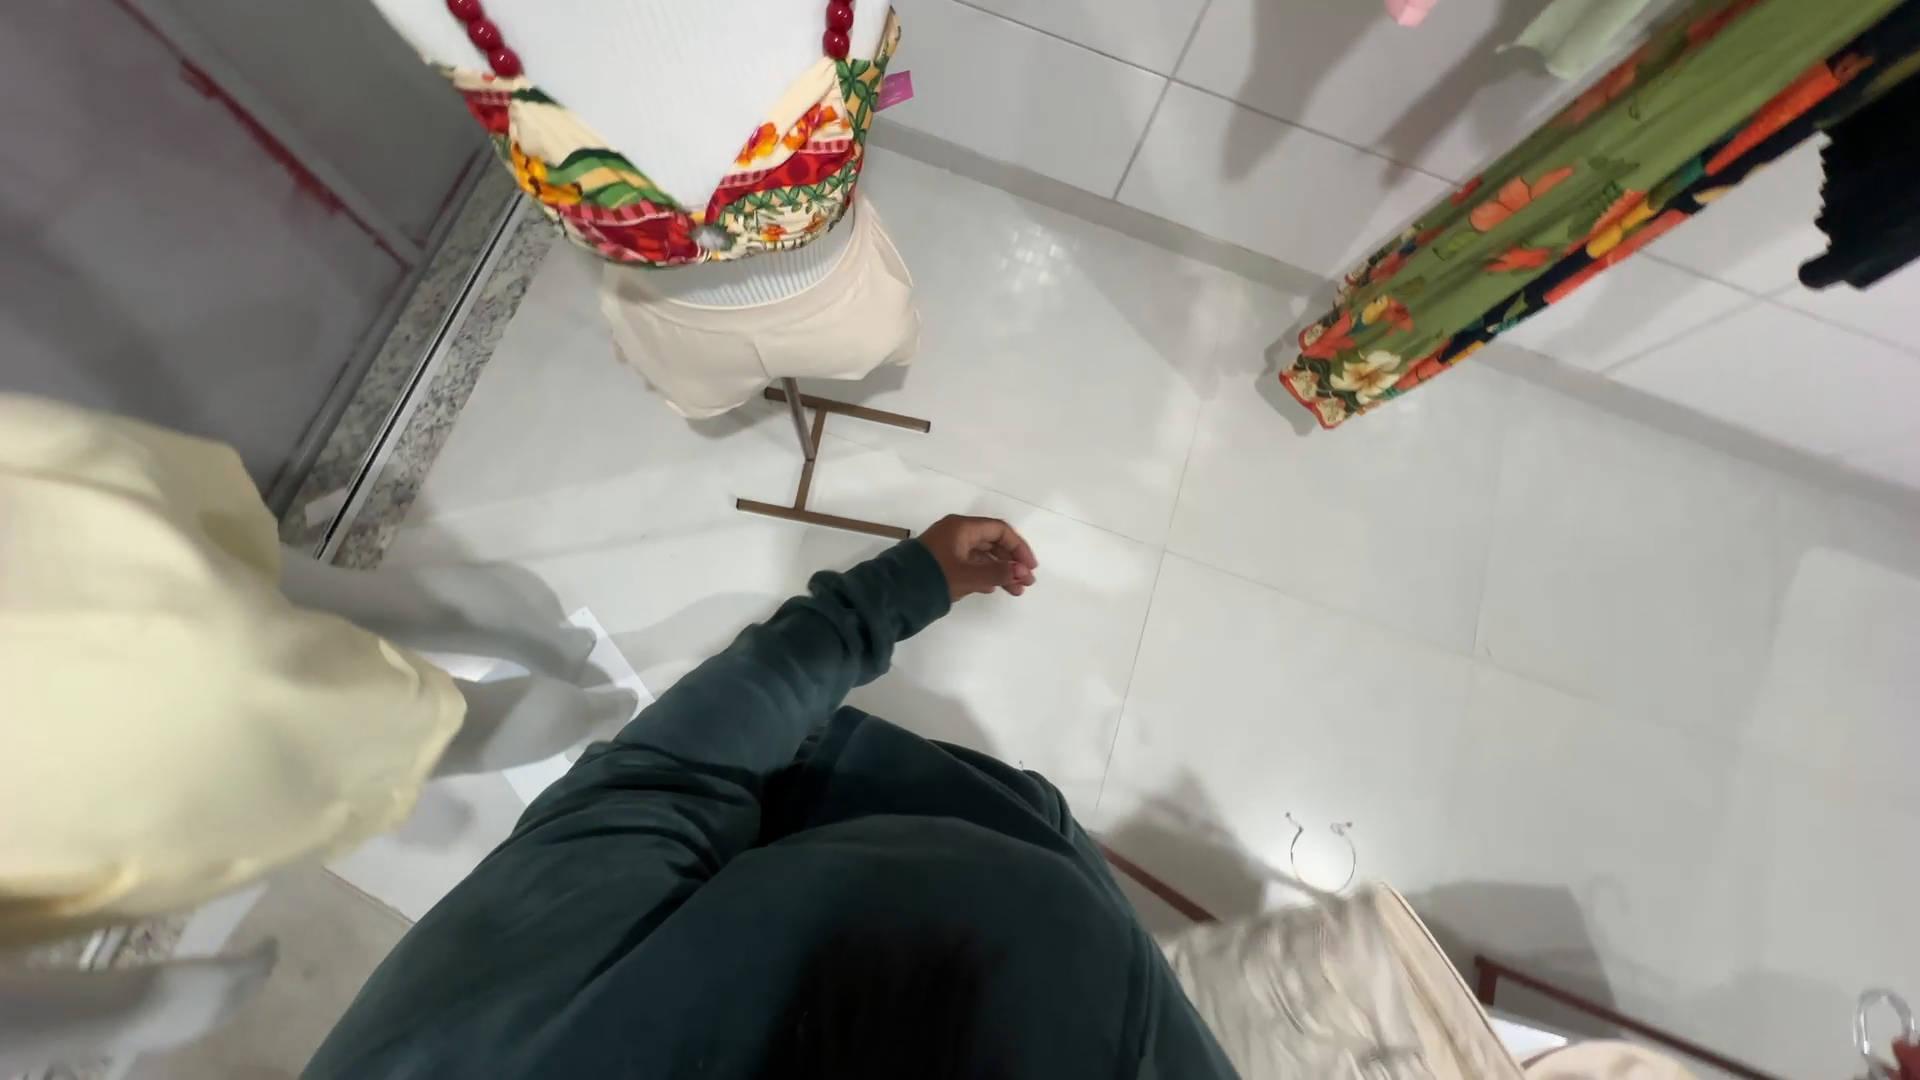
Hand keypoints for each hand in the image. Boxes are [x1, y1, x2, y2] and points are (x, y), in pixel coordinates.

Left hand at [917, 515, 1038, 600]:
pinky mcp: (942, 564)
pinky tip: (994, 588)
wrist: (894, 593)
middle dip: (1011, 562)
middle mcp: (956, 533)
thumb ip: (997, 573)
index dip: (1019, 547)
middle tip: (1026, 583)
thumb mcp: (968, 576)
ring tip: (1015, 591)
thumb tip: (1022, 572)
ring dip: (1000, 571)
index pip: (999, 530)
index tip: (1030, 568)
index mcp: (962, 527)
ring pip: (982, 556)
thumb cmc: (932, 577)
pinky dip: (985, 575)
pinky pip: (971, 565)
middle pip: (992, 543)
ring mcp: (948, 548)